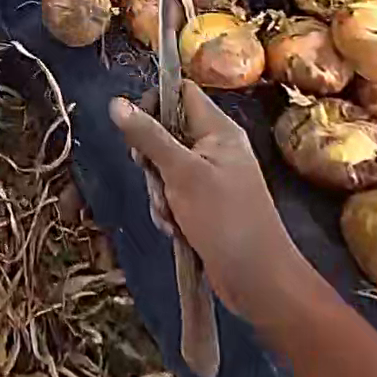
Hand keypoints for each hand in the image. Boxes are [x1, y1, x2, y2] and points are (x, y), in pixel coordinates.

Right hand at [110, 80, 306, 321]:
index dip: (155, 102)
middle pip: (166, 129)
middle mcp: (214, 147)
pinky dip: (167, 207)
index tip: (137, 127)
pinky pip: (172, 191)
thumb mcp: (181, 173)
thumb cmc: (225, 220)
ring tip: (168, 211)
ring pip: (164, 164)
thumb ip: (148, 136)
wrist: (260, 284)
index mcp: (218, 130)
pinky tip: (174, 227)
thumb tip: (116, 103)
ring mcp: (210, 177)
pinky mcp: (204, 203)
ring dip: (157, 188)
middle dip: (150, 156)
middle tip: (149, 172)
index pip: (180, 92)